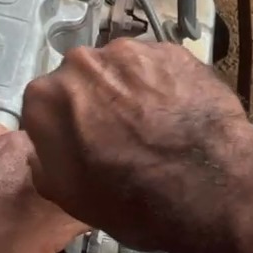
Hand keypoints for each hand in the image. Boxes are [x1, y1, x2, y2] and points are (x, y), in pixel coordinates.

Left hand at [0, 124, 86, 252]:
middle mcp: (1, 137)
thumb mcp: (59, 236)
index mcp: (36, 148)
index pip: (70, 148)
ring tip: (9, 188)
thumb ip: (85, 212)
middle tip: (49, 198)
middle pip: (35, 145)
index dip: (79, 170)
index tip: (80, 190)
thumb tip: (103, 203)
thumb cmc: (1, 245)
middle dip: (44, 165)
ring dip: (5, 157)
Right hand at [19, 40, 252, 252]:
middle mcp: (82, 63)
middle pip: (88, 80)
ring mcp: (132, 53)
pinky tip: (185, 114)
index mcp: (45, 97)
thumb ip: (46, 163)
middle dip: (103, 102)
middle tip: (129, 134)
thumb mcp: (70, 198)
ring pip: (127, 70)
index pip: (49, 106)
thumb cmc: (132, 201)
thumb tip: (45, 151)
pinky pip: (164, 68)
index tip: (89, 144)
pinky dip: (171, 86)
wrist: (207, 188)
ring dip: (138, 91)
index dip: (71, 127)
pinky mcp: (175, 52)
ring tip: (162, 126)